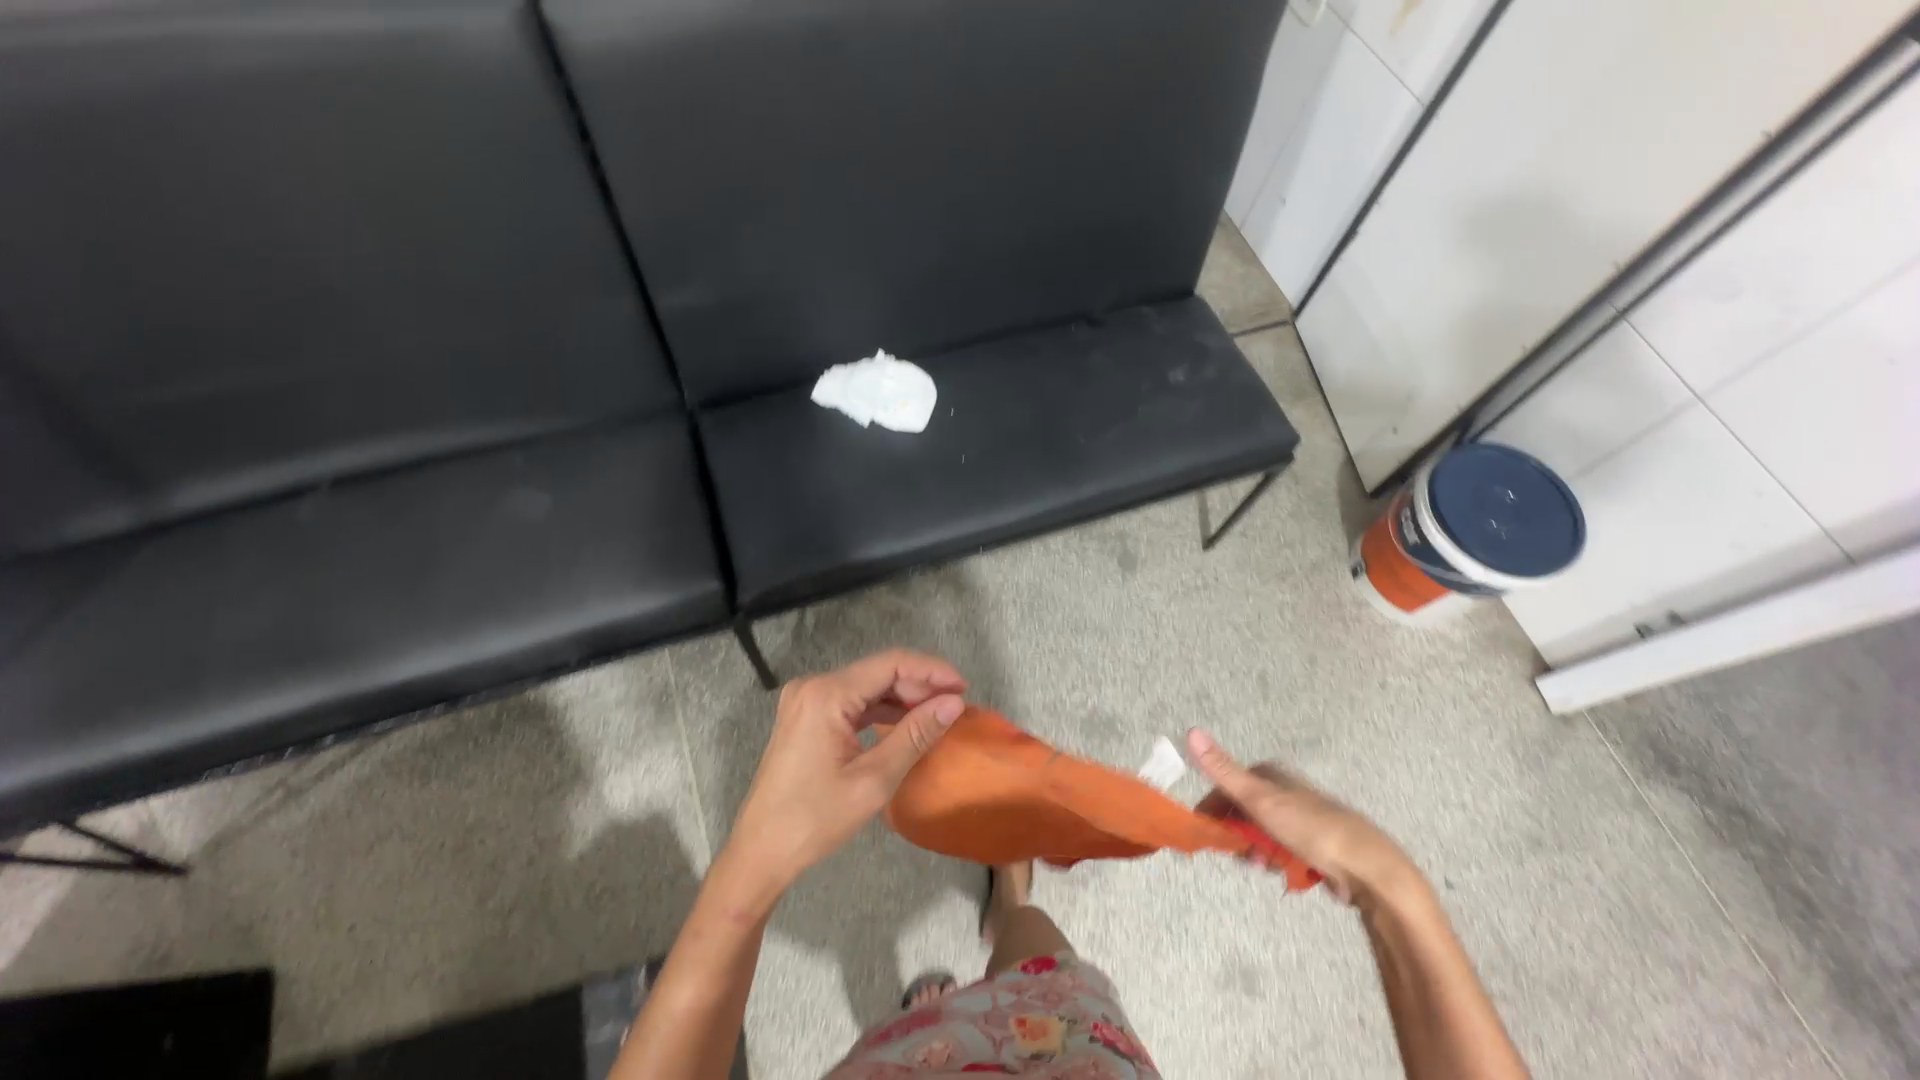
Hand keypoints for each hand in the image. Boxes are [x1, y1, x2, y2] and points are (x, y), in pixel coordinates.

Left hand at [721, 650, 966, 898]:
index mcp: (826, 694)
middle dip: (920, 685)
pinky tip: (907, 724)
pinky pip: (852, 703)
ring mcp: (806, 701)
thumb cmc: (816, 819)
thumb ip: (915, 735)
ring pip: (867, 687)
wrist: (761, 851)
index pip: (891, 664)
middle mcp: (813, 686)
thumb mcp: (874, 779)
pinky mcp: (805, 717)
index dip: (932, 671)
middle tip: (957, 705)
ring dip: (903, 698)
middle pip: (878, 672)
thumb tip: (954, 704)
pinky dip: (881, 711)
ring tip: (939, 715)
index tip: (965, 688)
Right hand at [1188, 728, 1421, 908]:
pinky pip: (1284, 851)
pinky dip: (1278, 861)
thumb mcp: (1259, 798)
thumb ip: (1223, 770)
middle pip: (1244, 811)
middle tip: (1238, 854)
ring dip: (1256, 851)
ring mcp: (1302, 818)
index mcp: (1272, 775)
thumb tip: (1190, 730)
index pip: (1227, 785)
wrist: (1367, 868)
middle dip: (1236, 834)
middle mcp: (1286, 791)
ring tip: (1263, 866)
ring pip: (1262, 834)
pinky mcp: (1316, 844)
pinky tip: (1283, 872)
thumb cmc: (1310, 829)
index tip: (1204, 830)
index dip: (1213, 806)